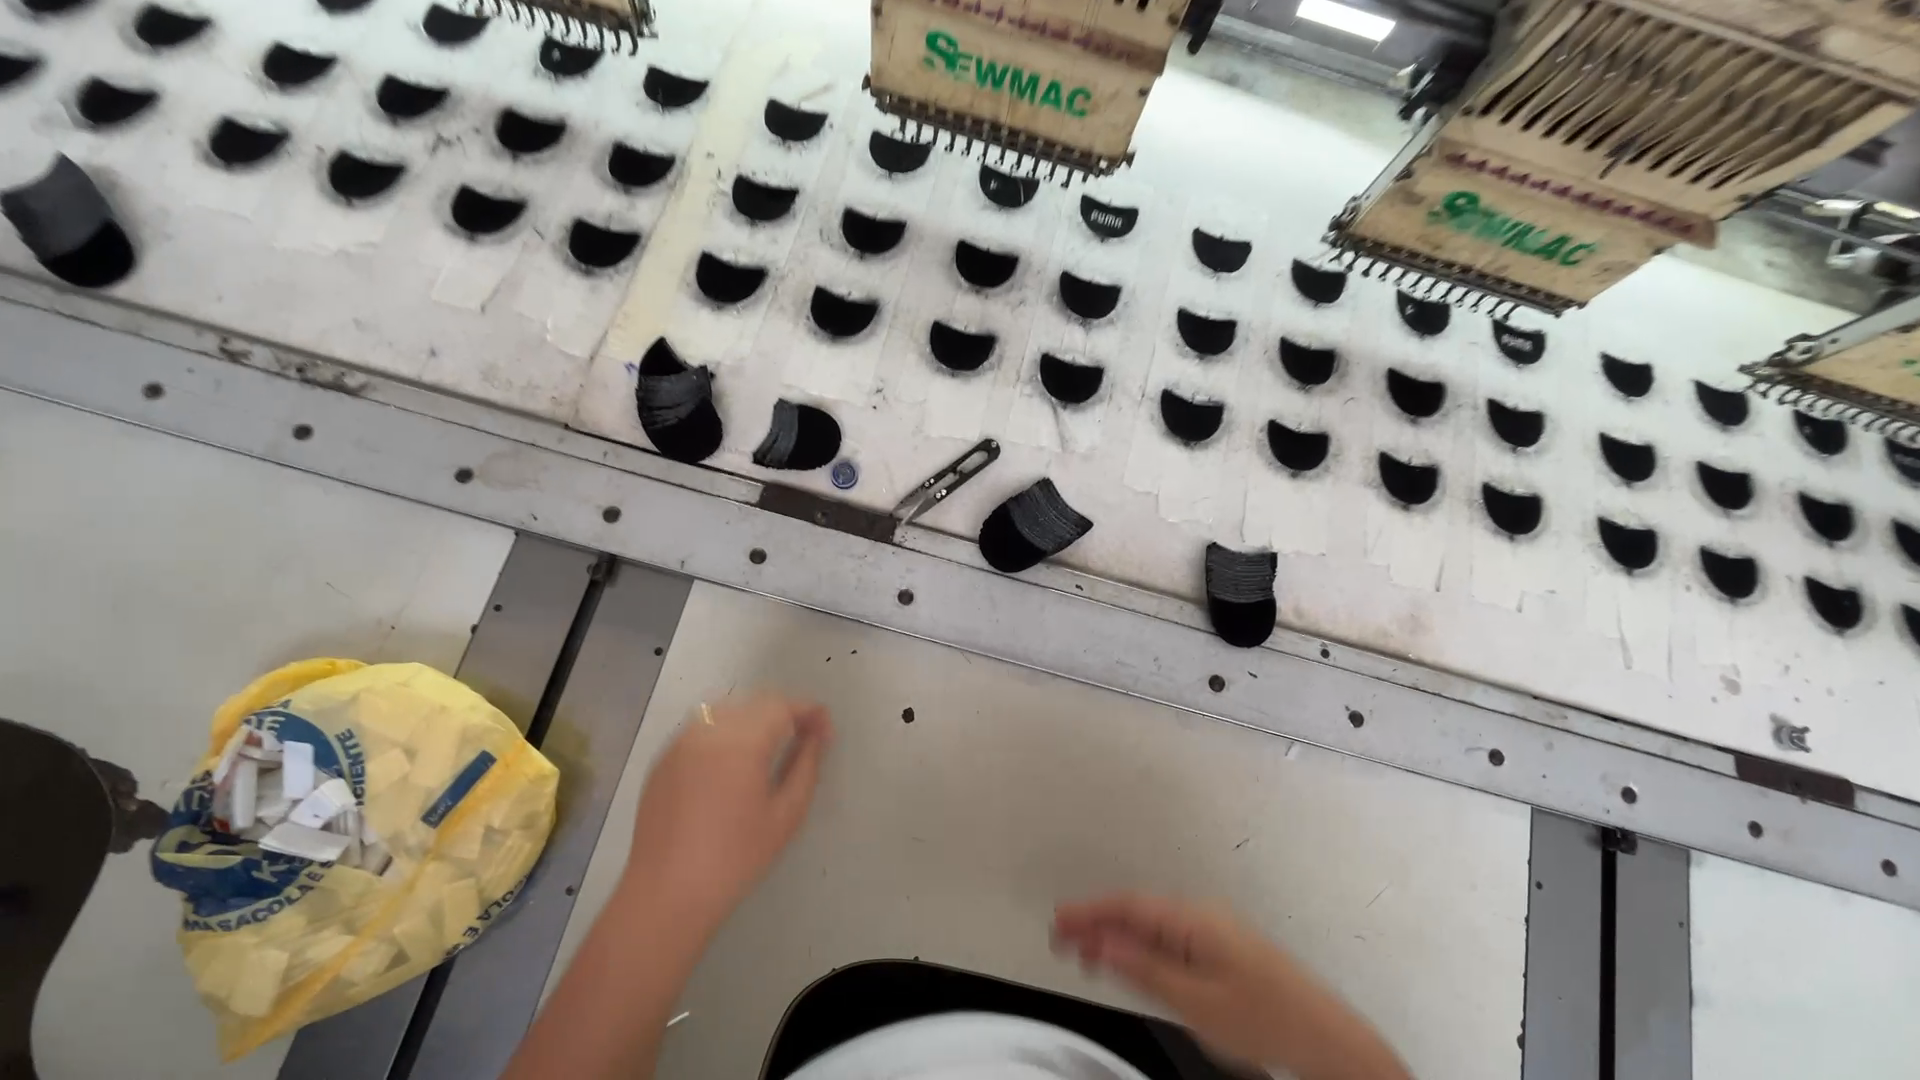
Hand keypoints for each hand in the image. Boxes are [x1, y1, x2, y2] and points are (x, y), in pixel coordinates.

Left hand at [624, 695, 832, 926]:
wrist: (667, 891)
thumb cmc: (735, 857)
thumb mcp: (786, 815)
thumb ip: (806, 766)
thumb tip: (817, 736)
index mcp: (741, 742)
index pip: (782, 706)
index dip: (809, 712)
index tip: (826, 730)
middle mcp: (708, 730)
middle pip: (754, 703)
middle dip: (784, 713)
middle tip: (805, 738)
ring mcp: (680, 742)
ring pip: (726, 710)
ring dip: (754, 718)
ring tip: (770, 748)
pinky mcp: (663, 758)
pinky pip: (702, 728)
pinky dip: (725, 731)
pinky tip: (733, 762)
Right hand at [1053, 893, 1410, 1079]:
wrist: (1327, 1039)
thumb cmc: (1264, 1020)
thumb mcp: (1194, 1001)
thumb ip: (1143, 967)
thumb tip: (1102, 941)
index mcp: (1194, 919)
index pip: (1129, 906)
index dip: (1090, 911)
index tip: (1058, 921)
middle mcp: (1203, 915)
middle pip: (1138, 911)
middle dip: (1098, 921)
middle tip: (1061, 938)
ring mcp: (1215, 930)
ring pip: (1153, 924)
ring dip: (1118, 934)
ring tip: (1085, 952)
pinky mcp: (1223, 948)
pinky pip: (1170, 937)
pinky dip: (1142, 945)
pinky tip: (1130, 962)